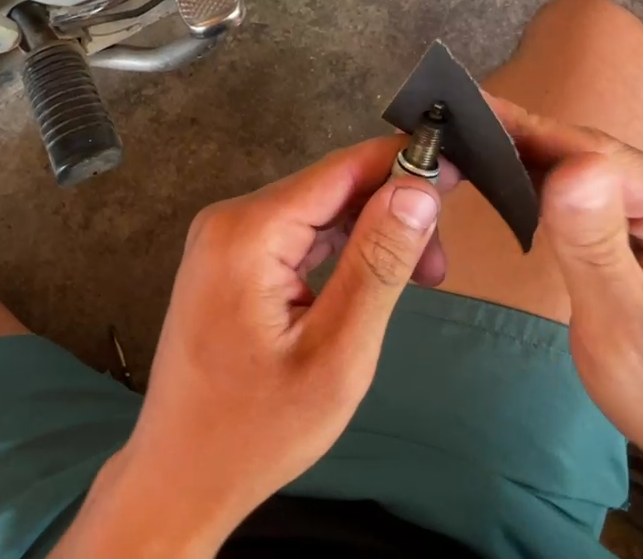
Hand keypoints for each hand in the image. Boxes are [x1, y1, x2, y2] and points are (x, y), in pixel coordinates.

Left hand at [52, 138, 455, 557]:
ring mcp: (225, 240)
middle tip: (440, 265)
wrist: (180, 479)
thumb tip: (419, 189)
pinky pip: (297, 236)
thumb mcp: (337, 351)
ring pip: (318, 211)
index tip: (462, 170)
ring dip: (371, 233)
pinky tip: (372, 280)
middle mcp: (231, 219)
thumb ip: (378, 262)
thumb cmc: (259, 429)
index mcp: (250, 231)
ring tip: (419, 279)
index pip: (342, 169)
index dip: (405, 162)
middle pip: (331, 187)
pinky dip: (341, 250)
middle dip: (392, 210)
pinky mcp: (229, 261)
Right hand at [492, 95, 642, 558]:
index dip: (533, 133)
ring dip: (531, 156)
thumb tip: (569, 166)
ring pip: (590, 166)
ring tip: (467, 141)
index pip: (603, 158)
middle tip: (450, 126)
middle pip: (596, 154)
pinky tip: (508, 174)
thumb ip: (595, 247)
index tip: (467, 113)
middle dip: (525, 138)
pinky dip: (547, 181)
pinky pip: (594, 188)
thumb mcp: (625, 330)